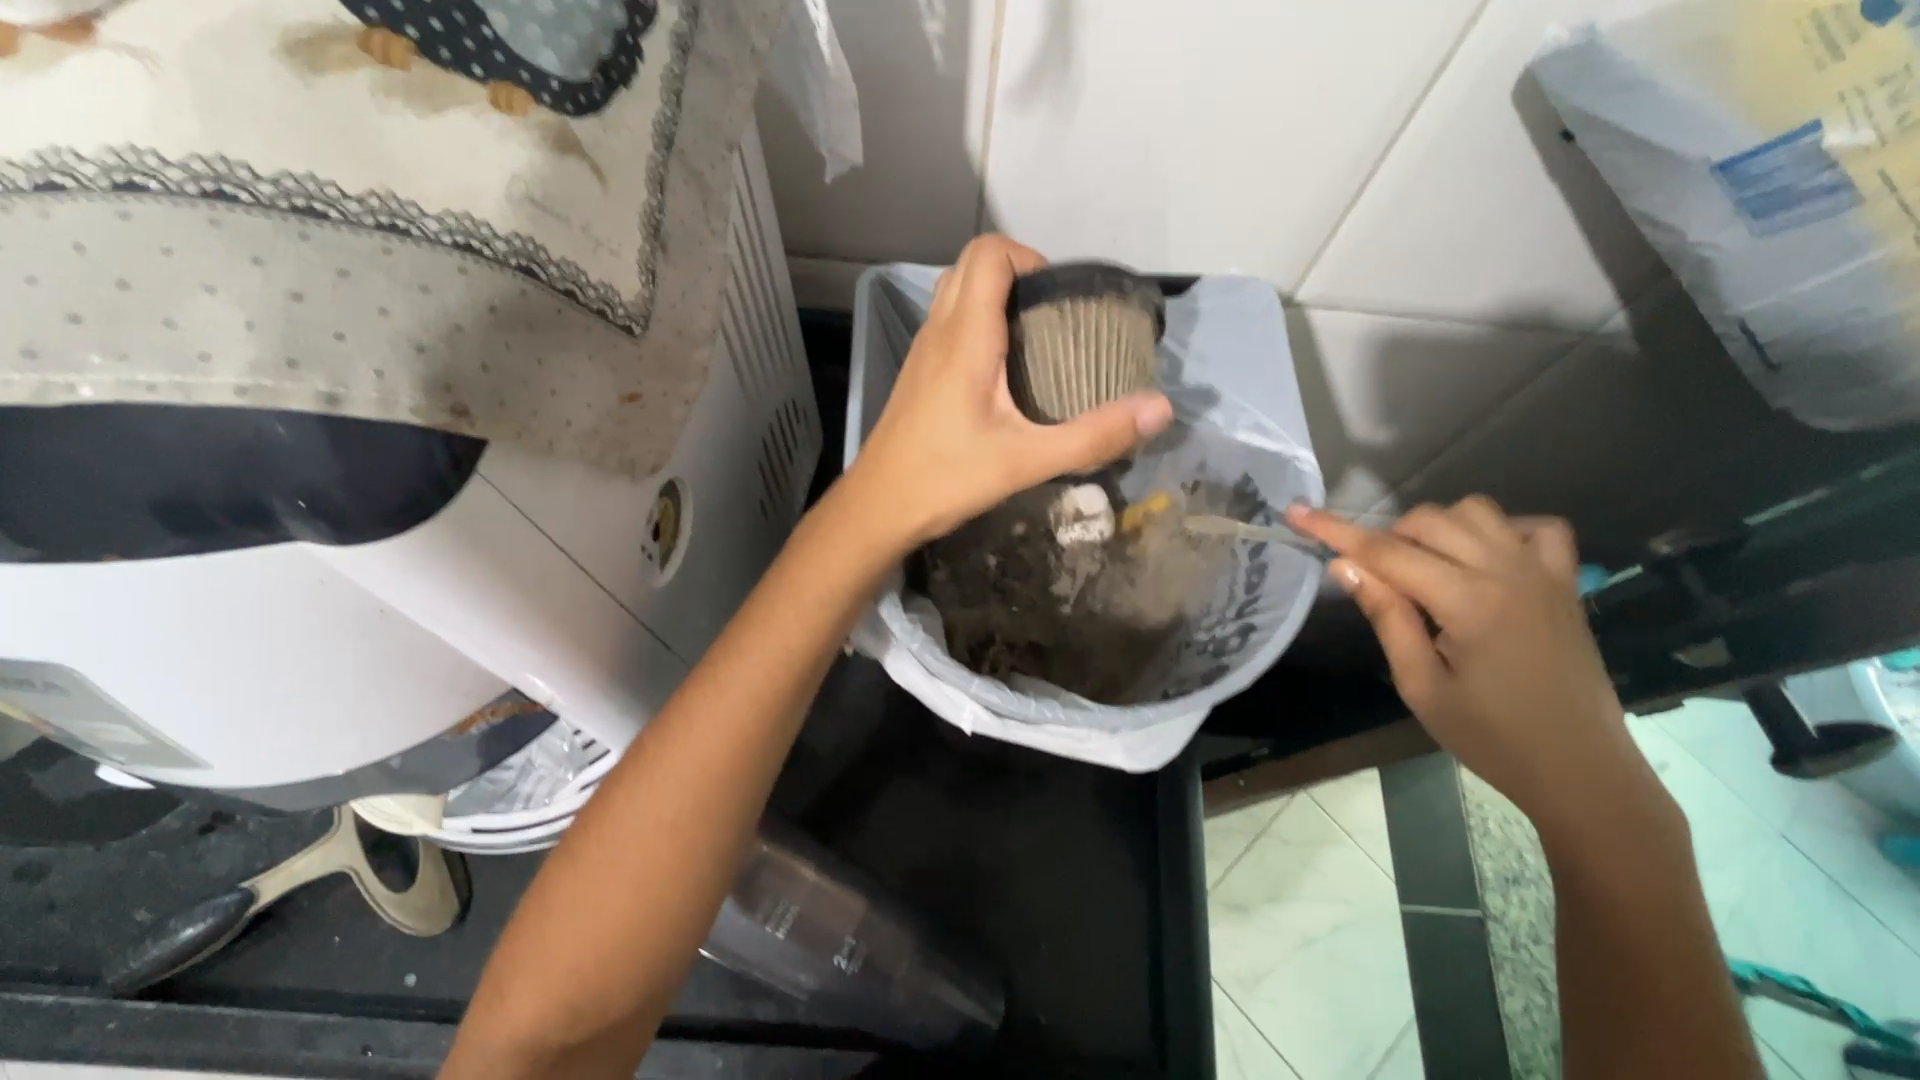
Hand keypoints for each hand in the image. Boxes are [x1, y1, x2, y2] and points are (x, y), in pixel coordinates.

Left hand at [842, 235, 1173, 549]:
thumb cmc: (946, 479)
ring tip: (1035, 339)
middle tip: (1055, 317)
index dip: (1030, 259)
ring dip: (994, 296)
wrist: (877, 508)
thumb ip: (1094, 435)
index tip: (1062, 298)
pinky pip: (947, 323)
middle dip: (1018, 273)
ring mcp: (922, 351)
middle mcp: (939, 331)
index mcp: (965, 336)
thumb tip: (1159, 409)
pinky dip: (976, 323)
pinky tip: (1003, 373)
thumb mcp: (1027, 461)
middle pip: (972, 264)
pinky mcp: (917, 374)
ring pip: (955, 292)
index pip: (989, 254)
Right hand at [1287, 498, 1645, 823]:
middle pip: (1429, 521)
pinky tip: (1483, 559)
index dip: (1335, 530)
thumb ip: (1387, 618)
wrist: (1580, 768)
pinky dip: (1501, 530)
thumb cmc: (1491, 737)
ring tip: (1423, 569)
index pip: (1386, 552)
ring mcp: (1543, 573)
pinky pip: (1535, 528)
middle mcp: (1507, 573)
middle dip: (1386, 536)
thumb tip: (1345, 566)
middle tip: (1373, 578)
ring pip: (1477, 512)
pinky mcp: (1565, 583)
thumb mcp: (1420, 687)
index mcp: (1468, 602)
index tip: (1296, 512)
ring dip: (1437, 528)